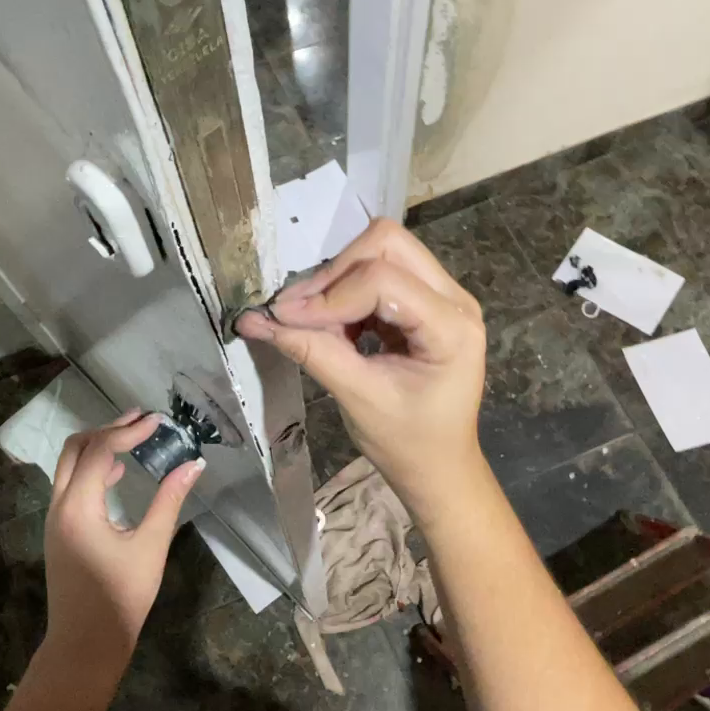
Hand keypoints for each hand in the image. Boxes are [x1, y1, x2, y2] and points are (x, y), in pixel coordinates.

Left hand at [42, 411, 204, 662]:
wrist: (86, 643)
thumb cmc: (121, 598)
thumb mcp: (151, 546)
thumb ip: (170, 500)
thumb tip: (194, 465)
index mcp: (79, 508)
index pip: (100, 451)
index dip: (128, 430)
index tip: (158, 421)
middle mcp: (59, 506)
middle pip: (75, 449)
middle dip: (107, 429)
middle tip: (142, 420)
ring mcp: (55, 519)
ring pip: (69, 465)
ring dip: (98, 446)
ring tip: (134, 438)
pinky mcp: (60, 530)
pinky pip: (71, 485)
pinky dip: (93, 469)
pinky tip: (118, 473)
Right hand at [236, 218, 486, 507]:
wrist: (438, 466)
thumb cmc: (406, 442)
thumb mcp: (357, 398)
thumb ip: (312, 352)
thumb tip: (254, 320)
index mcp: (452, 327)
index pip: (383, 280)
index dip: (329, 295)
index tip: (284, 319)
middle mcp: (455, 298)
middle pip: (387, 244)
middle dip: (335, 273)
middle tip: (297, 311)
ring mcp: (444, 295)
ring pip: (383, 251)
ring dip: (339, 281)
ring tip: (313, 322)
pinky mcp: (426, 300)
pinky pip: (382, 271)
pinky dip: (348, 292)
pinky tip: (334, 326)